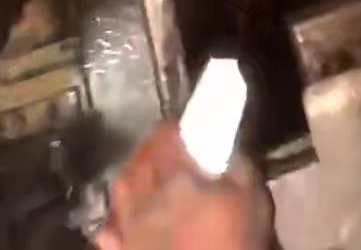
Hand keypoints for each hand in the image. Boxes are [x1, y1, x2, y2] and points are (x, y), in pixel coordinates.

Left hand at [98, 125, 269, 249]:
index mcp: (176, 180)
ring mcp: (129, 237)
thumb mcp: (251, 195)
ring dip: (128, 179)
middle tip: (161, 146)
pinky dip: (113, 223)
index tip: (181, 123)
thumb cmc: (234, 244)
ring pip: (118, 197)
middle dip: (147, 150)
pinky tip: (119, 221)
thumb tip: (230, 147)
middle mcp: (145, 203)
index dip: (171, 128)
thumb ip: (240, 164)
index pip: (165, 141)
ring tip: (141, 175)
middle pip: (136, 166)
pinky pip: (109, 237)